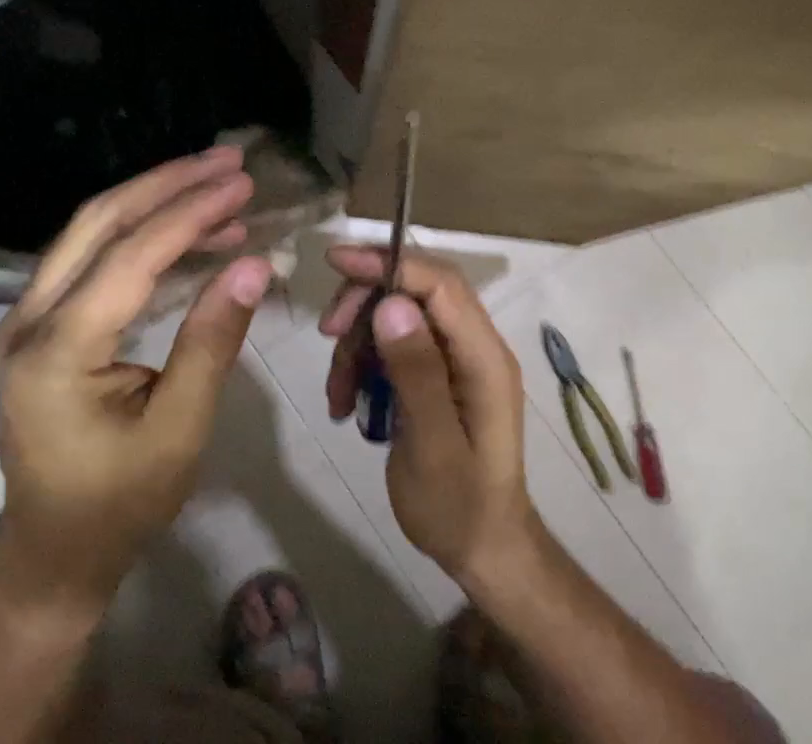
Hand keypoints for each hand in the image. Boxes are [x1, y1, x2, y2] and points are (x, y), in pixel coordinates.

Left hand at [0, 147, 274, 615]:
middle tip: (228, 164)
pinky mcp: (39, 328)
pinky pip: (88, 264)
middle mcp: (28, 320)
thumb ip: (211, 342)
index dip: (190, 214)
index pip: (130, 257)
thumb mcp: (178, 430)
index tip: (242, 184)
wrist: (54, 552)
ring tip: (221, 195)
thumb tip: (254, 265)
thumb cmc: (120, 503)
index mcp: (57, 349)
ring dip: (154, 208)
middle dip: (165, 185)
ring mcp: (26, 320)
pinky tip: (187, 239)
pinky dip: (138, 242)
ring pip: (89, 236)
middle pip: (97, 224)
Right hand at [319, 247, 541, 589]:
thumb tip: (392, 305)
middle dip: (364, 306)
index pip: (440, 283)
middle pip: (414, 293)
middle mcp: (473, 349)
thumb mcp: (432, 445)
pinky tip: (346, 403)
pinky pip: (392, 350)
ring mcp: (454, 363)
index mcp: (484, 358)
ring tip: (338, 395)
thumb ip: (417, 372)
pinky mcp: (435, 379)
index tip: (335, 262)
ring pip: (395, 321)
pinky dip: (362, 367)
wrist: (481, 549)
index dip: (389, 263)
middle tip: (327, 334)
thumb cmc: (459, 505)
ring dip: (357, 346)